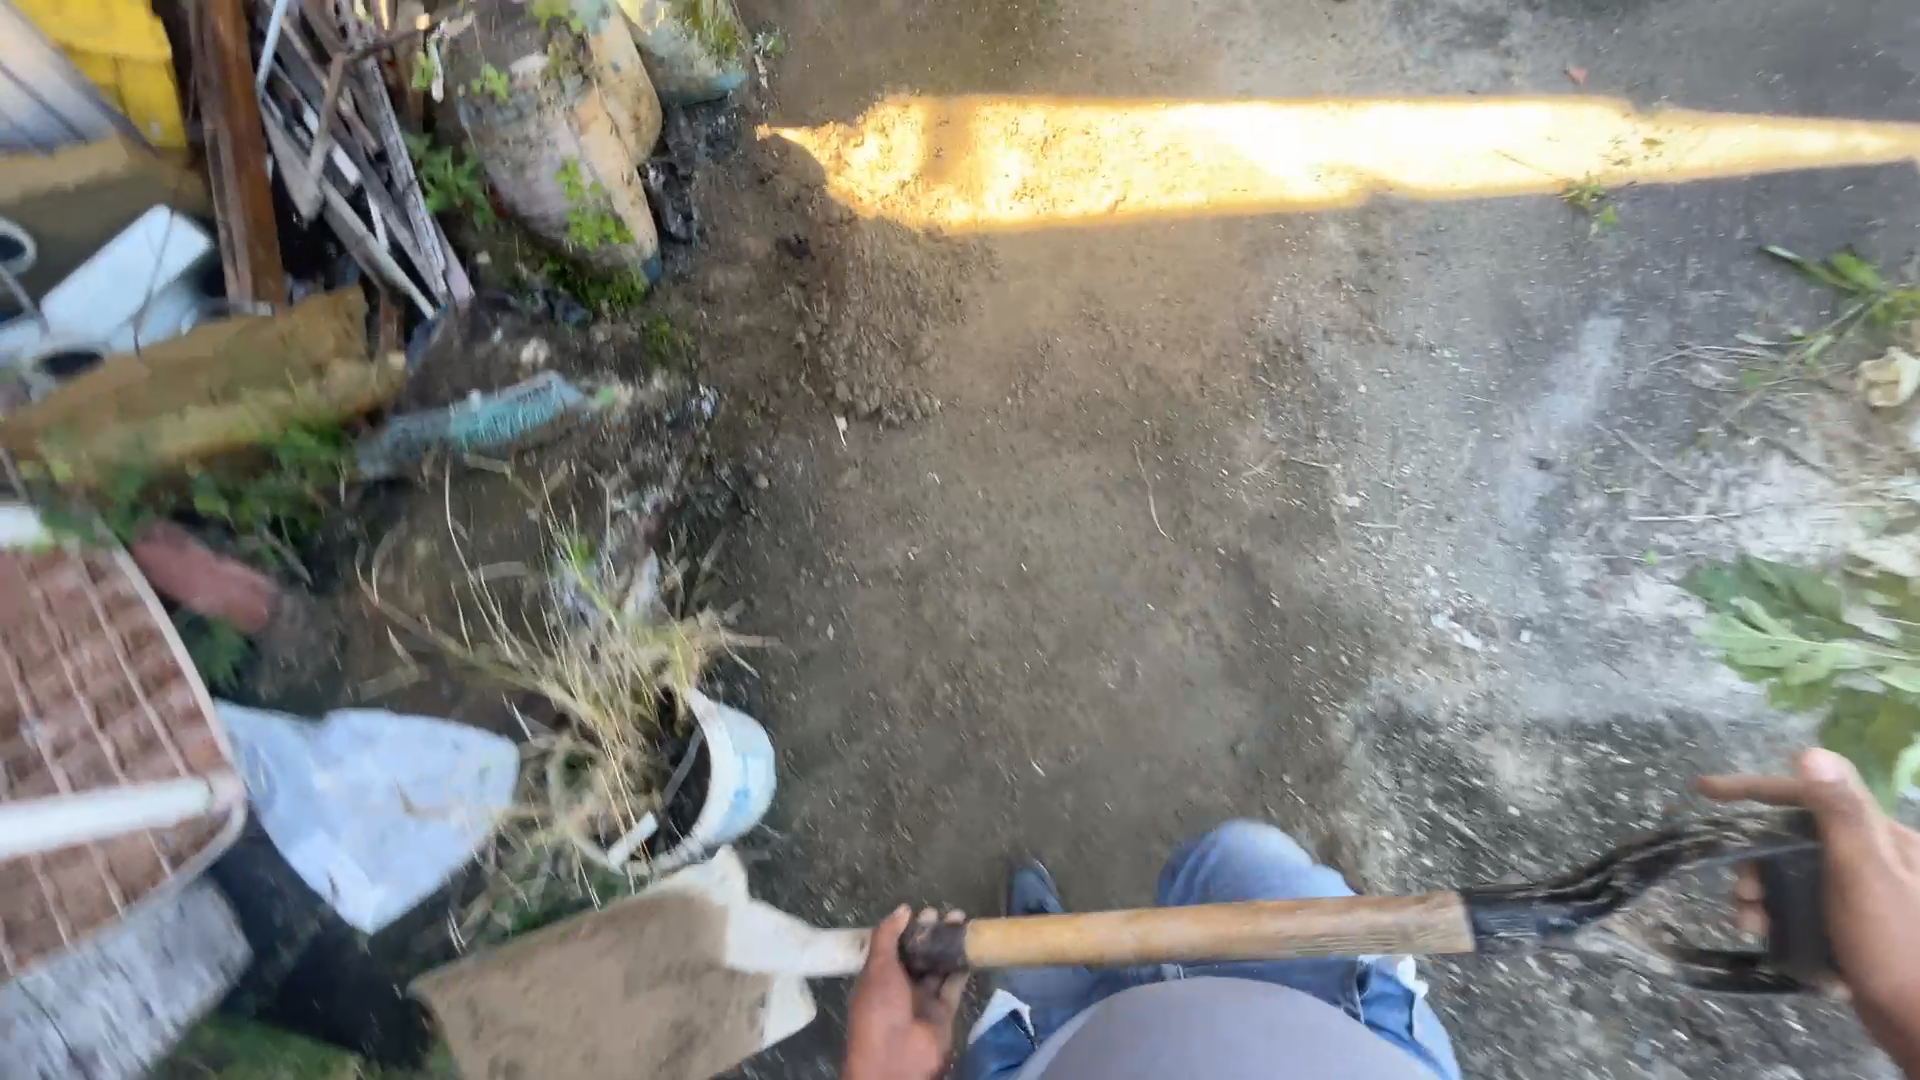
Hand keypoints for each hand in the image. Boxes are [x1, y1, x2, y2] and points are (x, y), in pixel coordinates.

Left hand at [842, 907, 968, 1079]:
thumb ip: (888, 936)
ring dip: (949, 946)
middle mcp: (901, 987)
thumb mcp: (877, 967)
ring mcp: (923, 1000)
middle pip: (920, 955)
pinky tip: (969, 949)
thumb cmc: (879, 1008)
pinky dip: (961, 968)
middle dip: (933, 934)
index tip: (926, 912)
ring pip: (938, 967)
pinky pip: (953, 986)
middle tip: (948, 914)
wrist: (896, 1060)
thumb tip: (903, 909)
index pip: (897, 946)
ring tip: (962, 923)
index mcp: (880, 977)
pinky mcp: (943, 1013)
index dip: (911, 928)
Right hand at [1698, 749, 1919, 1073]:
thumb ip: (1839, 815)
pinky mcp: (1851, 922)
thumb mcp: (1865, 877)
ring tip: (1750, 921)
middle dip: (1752, 860)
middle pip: (1790, 837)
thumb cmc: (1899, 949)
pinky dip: (1772, 913)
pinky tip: (1766, 933)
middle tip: (1737, 888)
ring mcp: (1864, 893)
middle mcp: (1878, 860)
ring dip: (1758, 892)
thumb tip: (1809, 753)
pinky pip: (1796, 901)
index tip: (1701, 790)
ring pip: (1787, 872)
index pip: (1811, 796)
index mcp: (1888, 842)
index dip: (1754, 789)